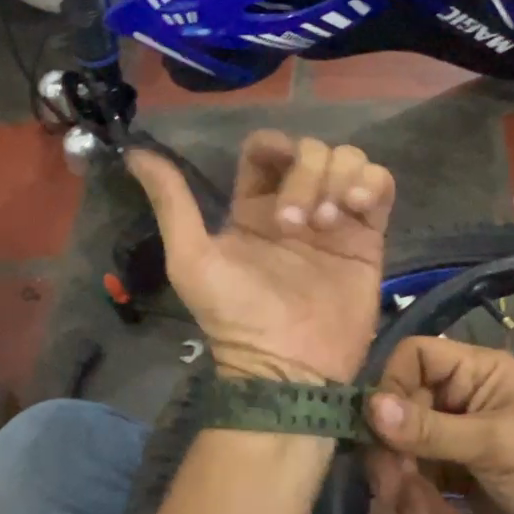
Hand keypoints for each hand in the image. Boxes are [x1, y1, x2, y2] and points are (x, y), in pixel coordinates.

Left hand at [125, 131, 394, 382]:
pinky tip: (356, 209)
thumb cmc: (236, 316)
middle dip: (308, 174)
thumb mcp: (192, 259)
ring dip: (339, 177)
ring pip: (347, 160)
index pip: (268, 149)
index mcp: (253, 207)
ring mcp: (335, 221)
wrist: (289, 367)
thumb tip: (133, 153)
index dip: (275, 146)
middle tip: (299, 224)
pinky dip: (371, 183)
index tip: (276, 168)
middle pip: (312, 151)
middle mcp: (296, 207)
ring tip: (332, 220)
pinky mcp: (368, 237)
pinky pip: (380, 184)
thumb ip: (171, 203)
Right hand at [363, 336, 513, 513]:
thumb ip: (429, 429)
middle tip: (395, 492)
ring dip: (409, 490)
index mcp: (476, 371)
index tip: (377, 428)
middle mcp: (460, 397)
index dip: (389, 386)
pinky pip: (417, 482)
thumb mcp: (493, 446)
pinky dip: (425, 507)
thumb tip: (368, 406)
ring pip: (402, 451)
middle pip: (398, 410)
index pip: (412, 356)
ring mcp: (454, 437)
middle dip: (395, 456)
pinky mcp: (452, 476)